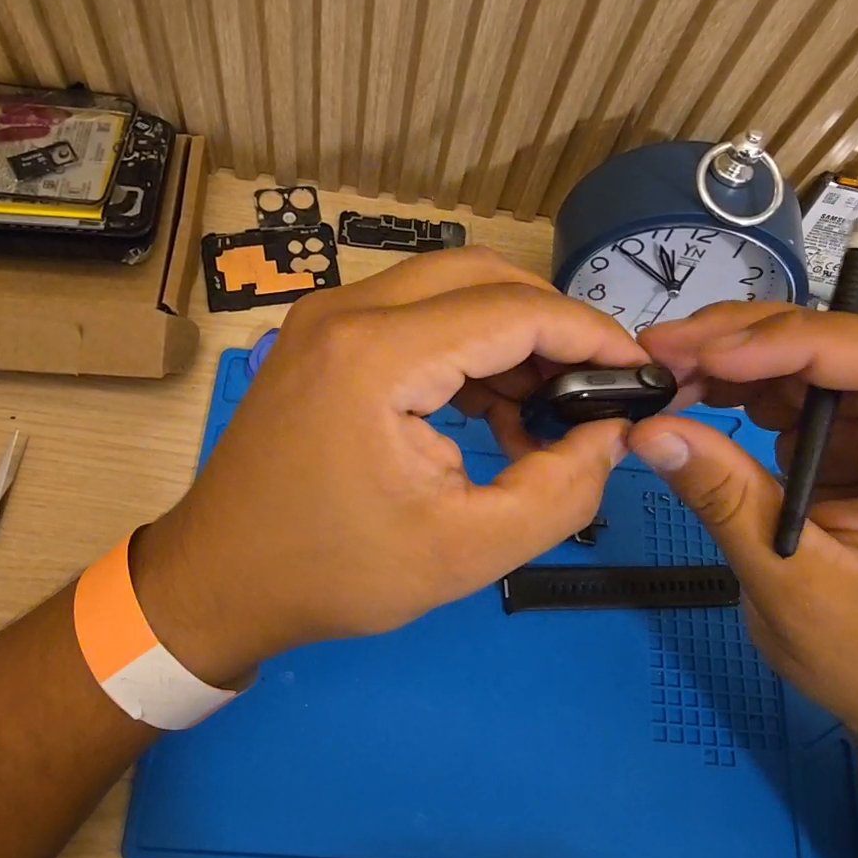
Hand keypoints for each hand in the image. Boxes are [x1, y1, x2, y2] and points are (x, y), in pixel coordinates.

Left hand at [132, 248, 647, 684]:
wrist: (218, 580)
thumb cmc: (334, 573)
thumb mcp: (466, 552)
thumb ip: (560, 491)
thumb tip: (611, 435)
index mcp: (377, 356)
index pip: (512, 310)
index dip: (589, 334)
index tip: (638, 372)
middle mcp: (347, 311)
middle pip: (483, 277)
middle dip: (551, 325)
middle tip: (593, 388)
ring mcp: (327, 317)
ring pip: (449, 290)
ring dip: (508, 338)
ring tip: (545, 415)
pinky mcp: (323, 337)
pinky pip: (415, 317)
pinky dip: (465, 352)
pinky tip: (492, 415)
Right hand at [627, 303, 857, 744]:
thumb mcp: (792, 588)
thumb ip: (726, 500)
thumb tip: (649, 430)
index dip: (803, 344)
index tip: (711, 353)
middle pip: (851, 351)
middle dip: (754, 339)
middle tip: (666, 347)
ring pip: (816, 361)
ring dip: (737, 355)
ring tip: (666, 365)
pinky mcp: (856, 445)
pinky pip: (796, 394)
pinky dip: (740, 386)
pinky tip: (694, 390)